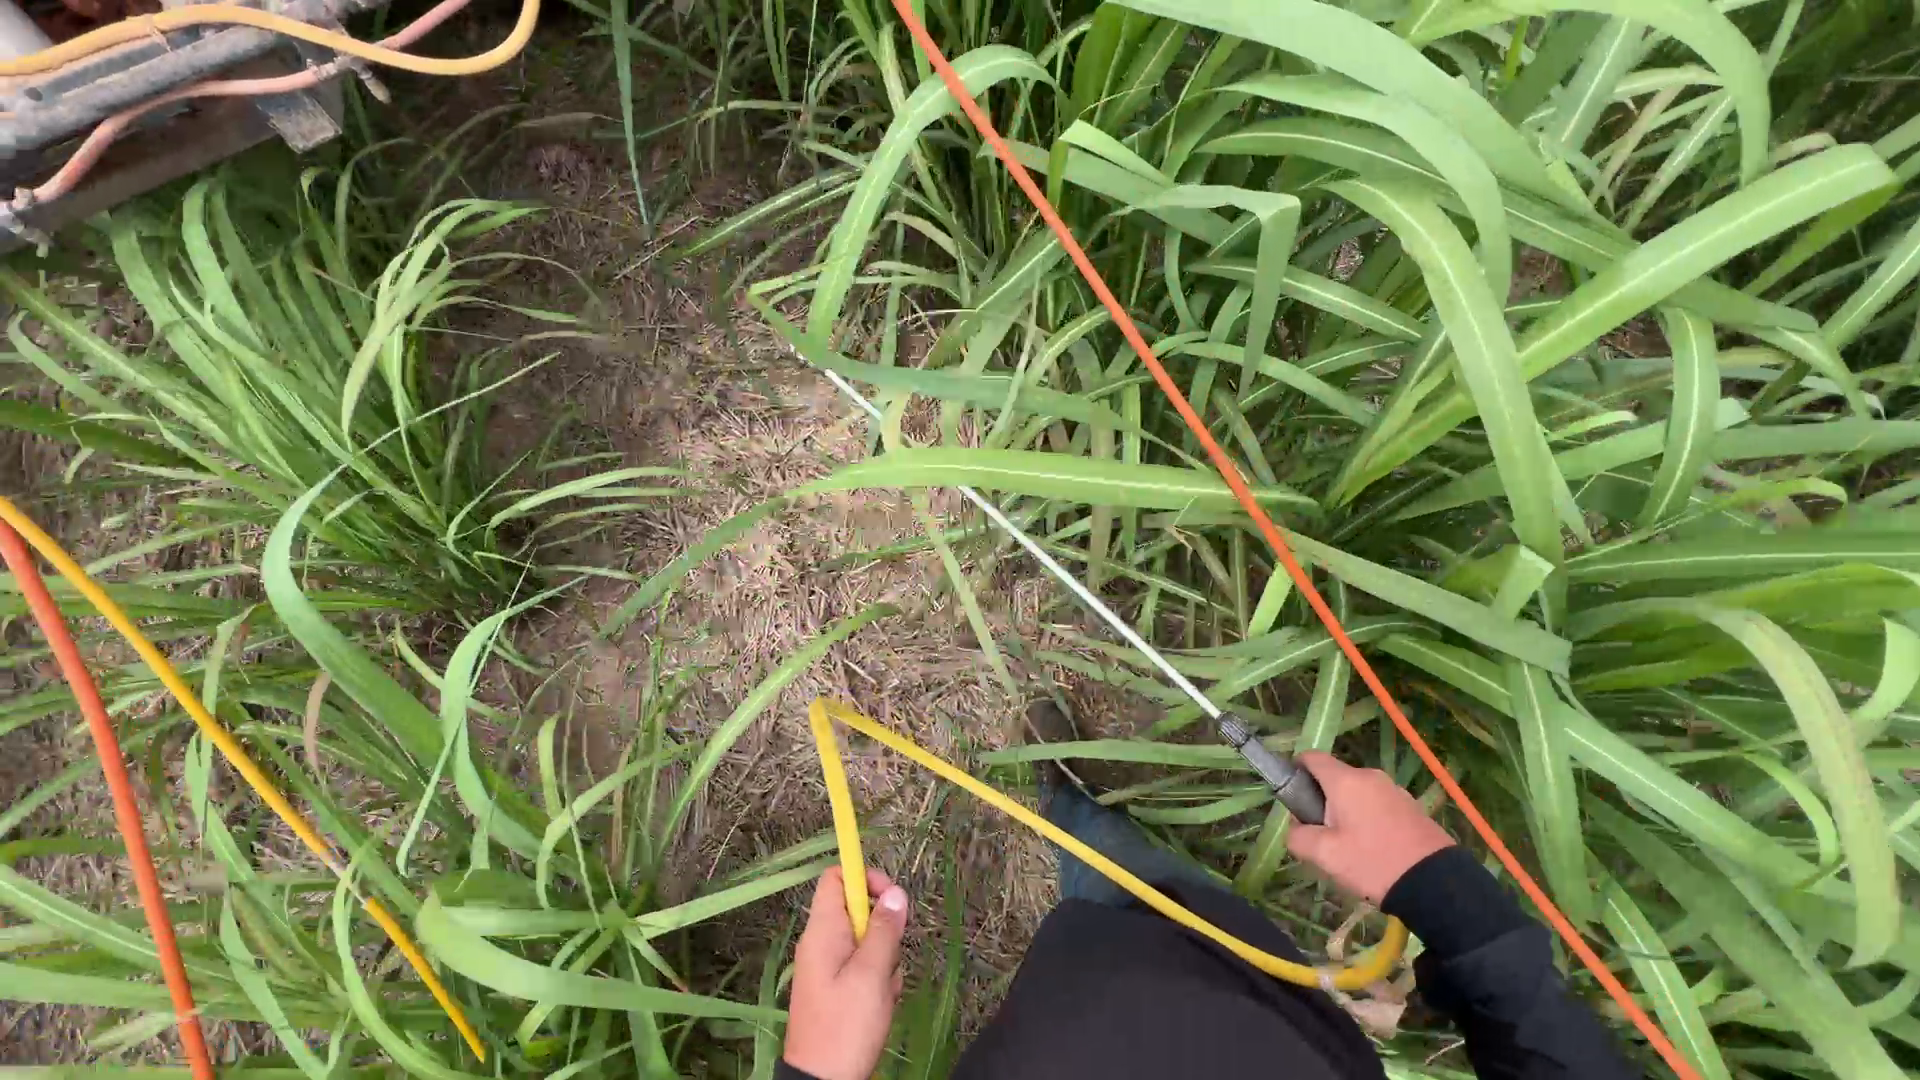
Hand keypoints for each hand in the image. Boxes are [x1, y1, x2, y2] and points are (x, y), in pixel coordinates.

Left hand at [784, 866, 908, 1079]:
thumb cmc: (846, 1025)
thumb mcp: (871, 974)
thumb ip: (885, 930)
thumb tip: (896, 892)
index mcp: (822, 931)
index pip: (835, 878)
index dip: (864, 878)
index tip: (890, 896)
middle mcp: (821, 943)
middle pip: (857, 910)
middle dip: (883, 928)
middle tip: (891, 955)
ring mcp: (828, 967)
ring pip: (865, 941)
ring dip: (884, 959)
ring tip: (884, 988)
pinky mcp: (836, 989)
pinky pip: (862, 967)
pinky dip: (877, 979)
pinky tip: (881, 1003)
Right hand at [1285, 751, 1454, 904]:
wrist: (1438, 886)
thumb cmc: (1374, 862)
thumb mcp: (1325, 855)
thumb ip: (1298, 837)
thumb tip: (1297, 828)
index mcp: (1346, 781)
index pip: (1311, 757)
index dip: (1295, 771)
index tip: (1294, 800)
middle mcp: (1370, 777)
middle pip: (1333, 778)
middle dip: (1322, 801)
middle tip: (1322, 835)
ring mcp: (1394, 791)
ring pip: (1356, 793)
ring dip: (1346, 812)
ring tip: (1351, 848)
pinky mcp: (1412, 807)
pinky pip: (1378, 805)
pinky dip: (1369, 819)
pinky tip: (1375, 849)